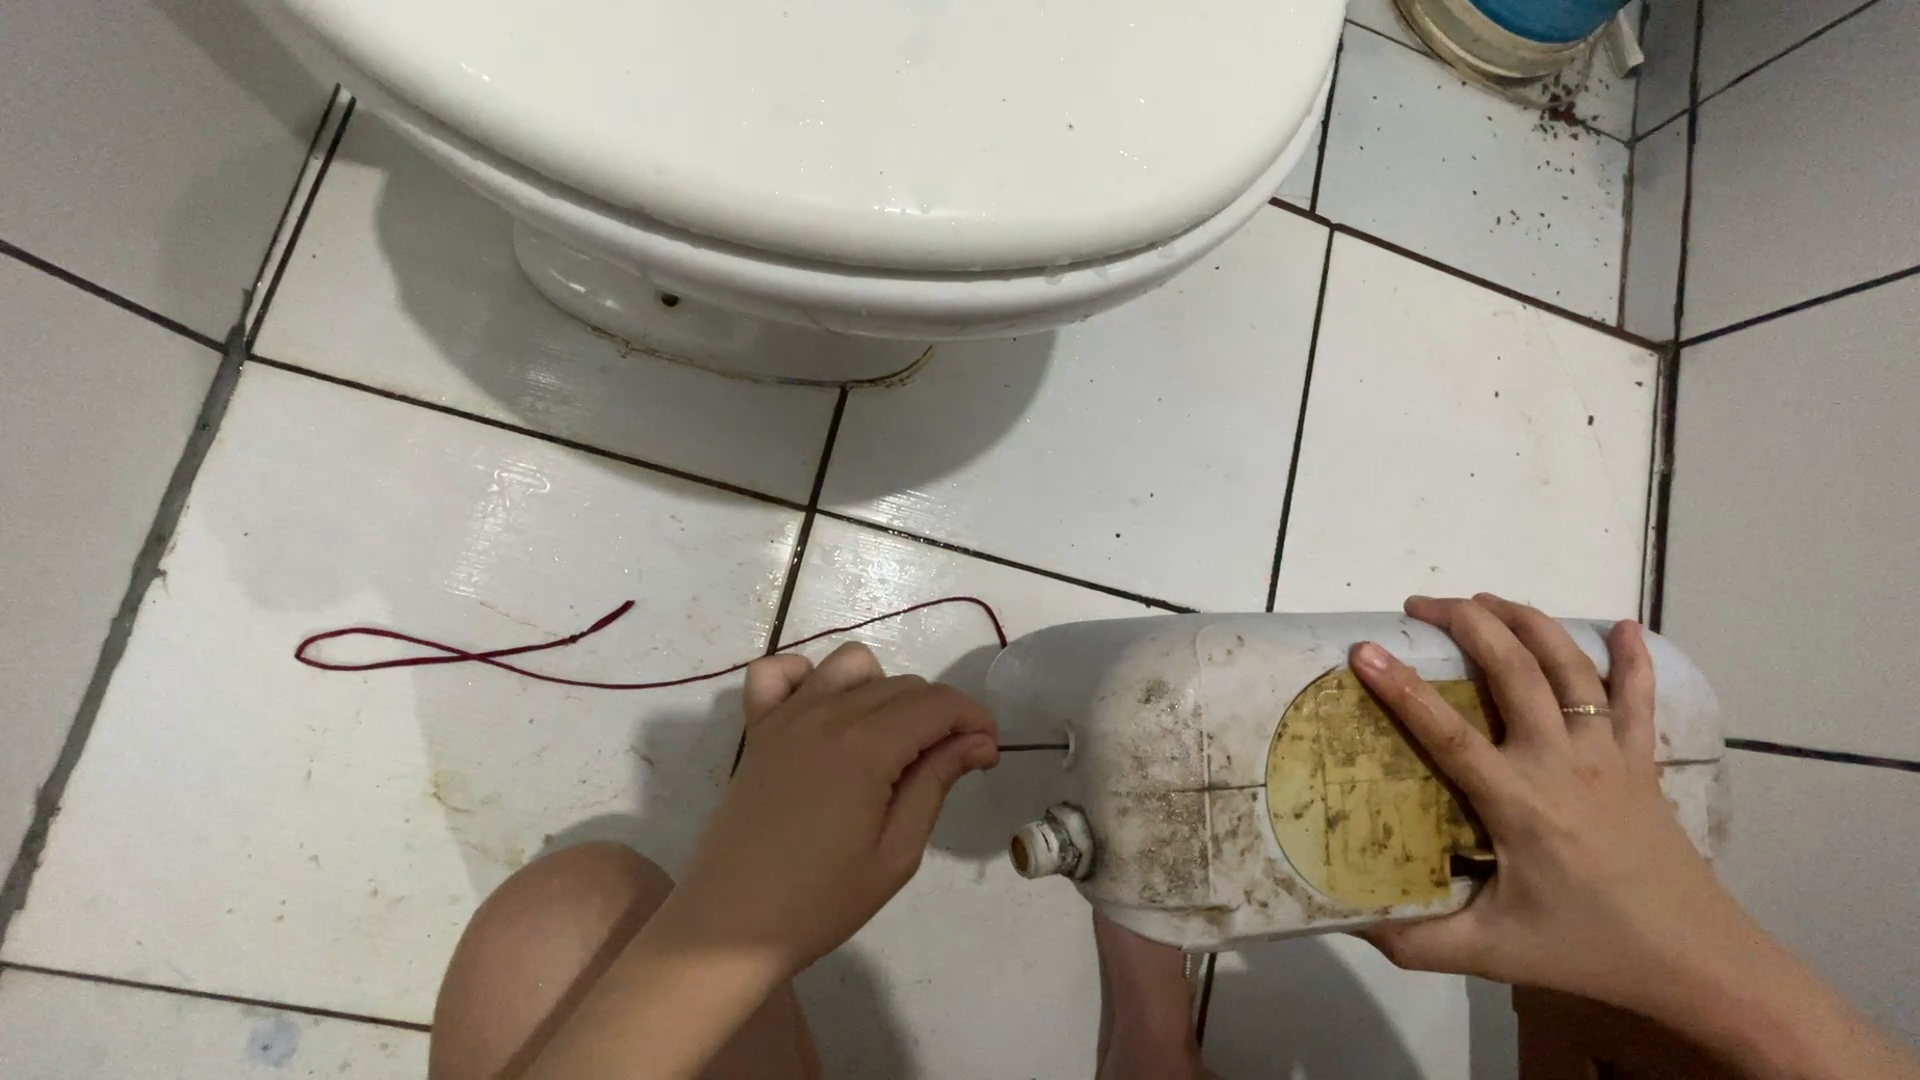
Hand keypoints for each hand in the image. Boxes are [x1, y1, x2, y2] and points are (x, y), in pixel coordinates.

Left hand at [671, 643, 1000, 978]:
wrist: (730, 926)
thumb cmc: (821, 899)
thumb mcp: (897, 851)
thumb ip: (937, 782)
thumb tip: (978, 740)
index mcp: (866, 746)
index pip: (937, 704)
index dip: (973, 719)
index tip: (987, 752)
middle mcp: (826, 714)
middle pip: (902, 685)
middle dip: (940, 714)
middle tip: (950, 763)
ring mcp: (786, 716)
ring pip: (851, 666)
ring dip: (884, 691)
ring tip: (889, 739)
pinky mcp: (757, 728)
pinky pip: (779, 672)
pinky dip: (809, 677)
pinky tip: (824, 712)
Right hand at [1347, 594, 1750, 1011]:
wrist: (1707, 966)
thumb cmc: (1591, 949)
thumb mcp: (1493, 952)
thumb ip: (1415, 940)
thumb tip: (1347, 924)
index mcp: (1519, 802)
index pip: (1448, 732)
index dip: (1402, 688)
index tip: (1364, 649)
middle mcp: (1562, 762)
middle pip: (1514, 670)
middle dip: (1465, 623)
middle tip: (1420, 606)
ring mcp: (1607, 755)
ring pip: (1569, 666)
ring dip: (1525, 621)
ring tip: (1483, 600)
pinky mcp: (1640, 761)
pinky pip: (1637, 697)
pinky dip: (1632, 657)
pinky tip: (1622, 625)